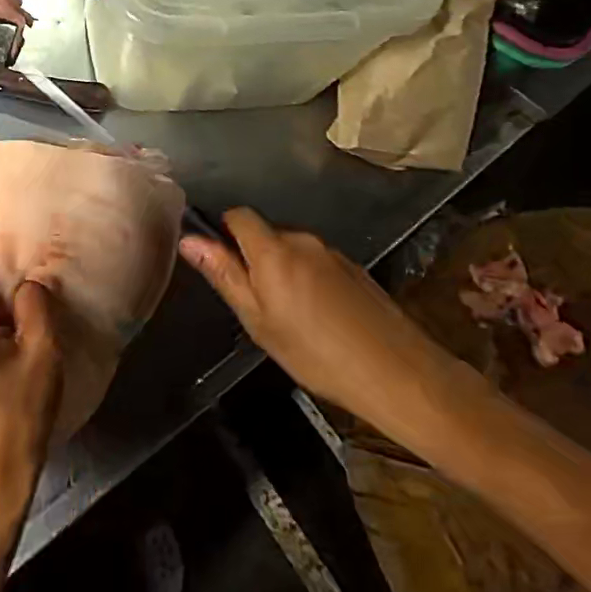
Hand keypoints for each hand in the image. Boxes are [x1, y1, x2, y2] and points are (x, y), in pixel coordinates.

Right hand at [180, 208, 469, 431]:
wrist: (401, 375)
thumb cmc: (316, 353)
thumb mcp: (258, 320)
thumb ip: (224, 274)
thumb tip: (189, 239)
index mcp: (274, 250)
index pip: (238, 216)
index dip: (223, 231)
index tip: (221, 262)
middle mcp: (304, 241)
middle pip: (266, 234)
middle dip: (254, 258)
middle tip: (255, 303)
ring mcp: (335, 255)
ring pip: (293, 251)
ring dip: (283, 271)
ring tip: (290, 317)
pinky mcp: (358, 270)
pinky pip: (318, 264)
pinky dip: (309, 281)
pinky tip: (321, 319)